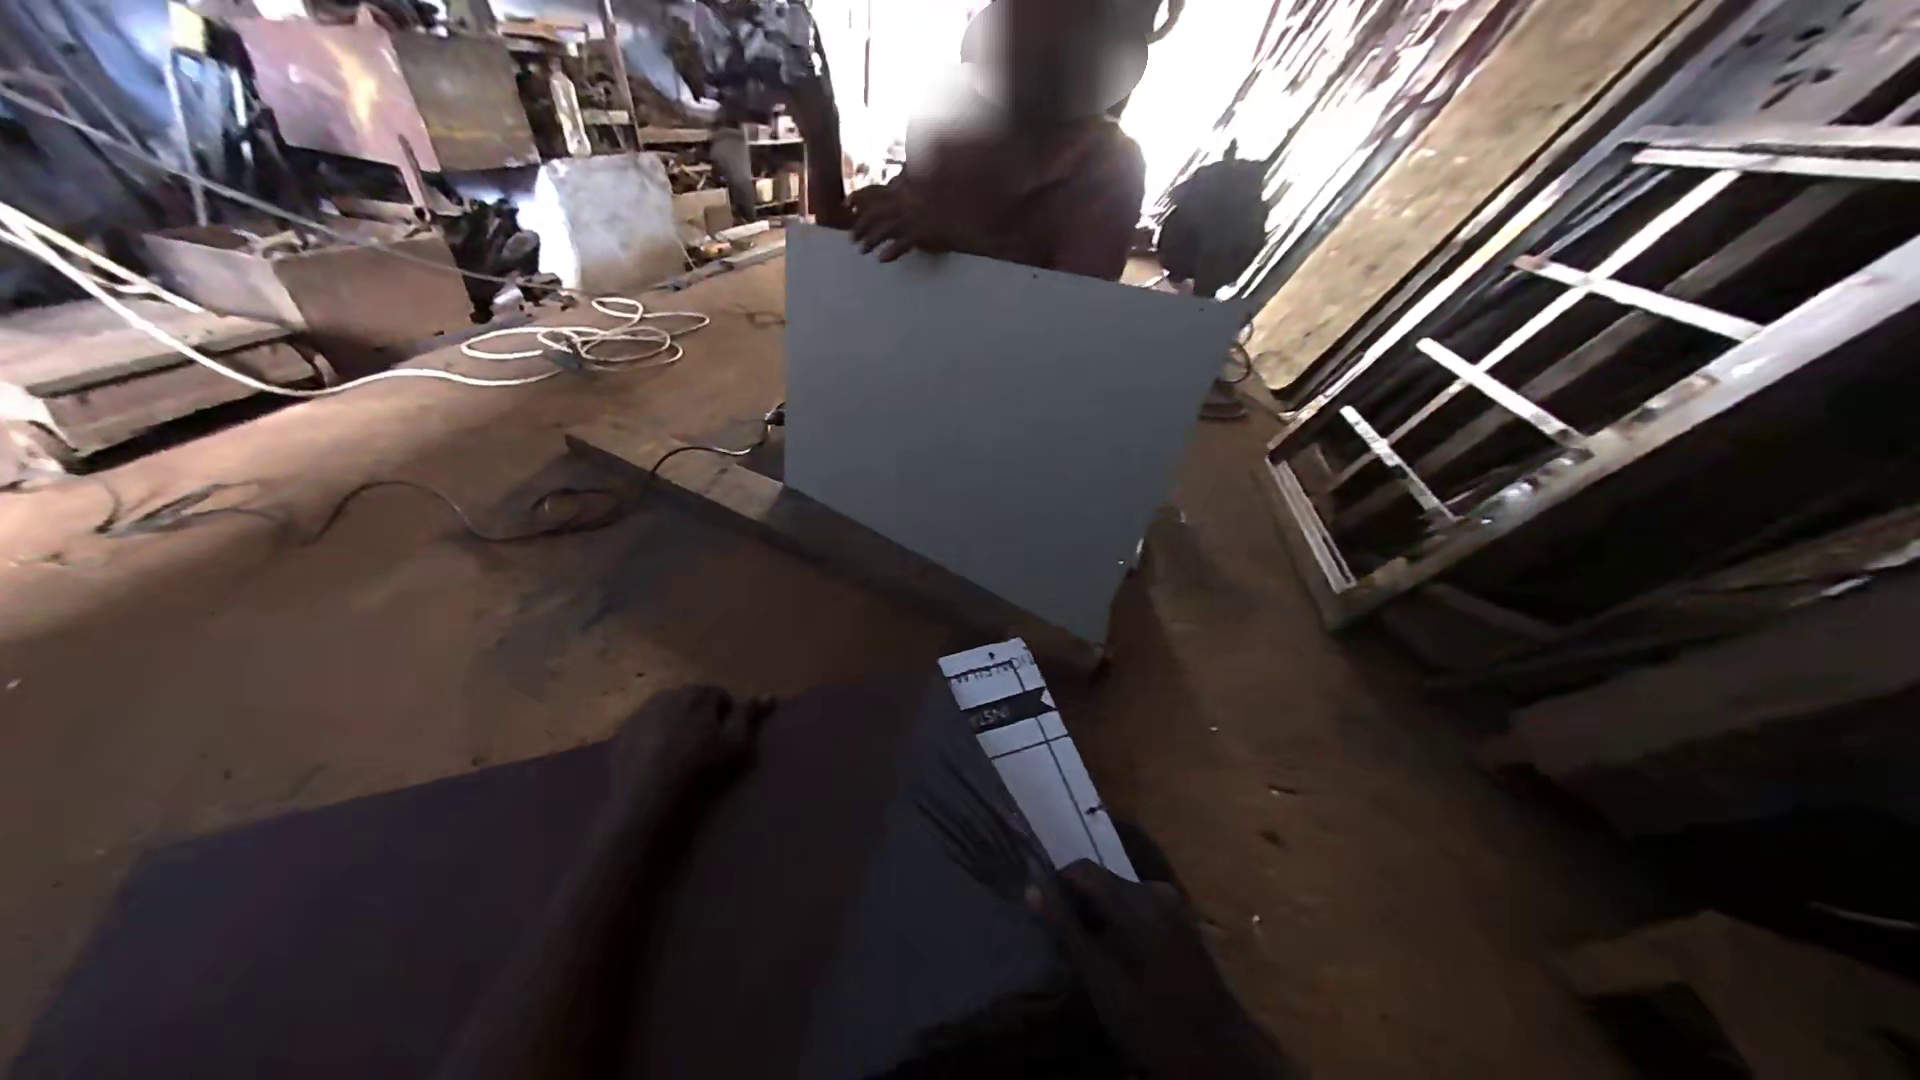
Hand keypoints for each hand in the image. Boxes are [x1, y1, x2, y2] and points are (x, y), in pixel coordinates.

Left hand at [609, 685, 772, 803]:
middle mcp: (668, 694)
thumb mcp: (736, 744)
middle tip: (704, 747)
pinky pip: (645, 730)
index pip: (720, 696)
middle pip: (691, 701)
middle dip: (699, 717)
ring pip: (666, 713)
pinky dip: (652, 739)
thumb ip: (750, 716)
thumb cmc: (701, 768)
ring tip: (680, 755)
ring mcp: (641, 713)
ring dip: (675, 726)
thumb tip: (770, 695)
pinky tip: (656, 762)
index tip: (725, 740)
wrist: (650, 798)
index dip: (726, 717)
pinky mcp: (621, 734)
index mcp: (698, 693)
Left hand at [848, 182, 943, 261]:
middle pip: (875, 212)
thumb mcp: (924, 192)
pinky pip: (902, 242)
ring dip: (871, 240)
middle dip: (860, 225)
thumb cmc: (947, 207)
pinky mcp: (924, 231)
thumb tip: (893, 188)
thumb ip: (907, 190)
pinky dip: (891, 252)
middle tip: (852, 238)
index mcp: (906, 189)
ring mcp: (915, 215)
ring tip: (862, 250)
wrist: (965, 218)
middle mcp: (907, 199)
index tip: (846, 205)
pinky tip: (882, 259)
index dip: (858, 197)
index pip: (876, 190)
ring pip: (885, 228)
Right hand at [1043, 860, 1296, 1078]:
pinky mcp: (1183, 927)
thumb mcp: (1098, 974)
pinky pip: (1141, 911)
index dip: (1057, 885)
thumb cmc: (1150, 1015)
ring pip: (1121, 898)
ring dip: (1100, 917)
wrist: (1216, 1054)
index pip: (1082, 868)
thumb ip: (1065, 926)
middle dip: (1079, 905)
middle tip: (1065, 941)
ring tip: (1089, 954)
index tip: (1043, 915)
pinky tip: (1119, 960)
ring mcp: (1173, 908)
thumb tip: (1031, 888)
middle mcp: (1155, 891)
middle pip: (1102, 882)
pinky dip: (1122, 925)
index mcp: (1135, 896)